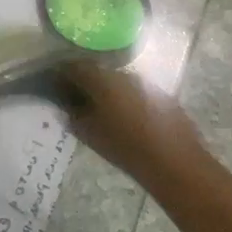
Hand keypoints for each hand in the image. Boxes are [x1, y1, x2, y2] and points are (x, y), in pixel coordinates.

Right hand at [57, 62, 203, 181]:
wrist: (177, 164)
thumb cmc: (125, 147)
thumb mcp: (88, 134)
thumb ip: (72, 115)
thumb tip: (64, 106)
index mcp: (100, 78)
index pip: (72, 67)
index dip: (61, 75)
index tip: (54, 85)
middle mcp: (122, 74)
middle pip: (97, 72)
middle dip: (87, 83)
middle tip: (78, 99)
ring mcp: (145, 84)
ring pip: (119, 82)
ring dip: (109, 91)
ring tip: (104, 110)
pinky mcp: (164, 97)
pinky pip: (137, 93)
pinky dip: (128, 100)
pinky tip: (129, 119)